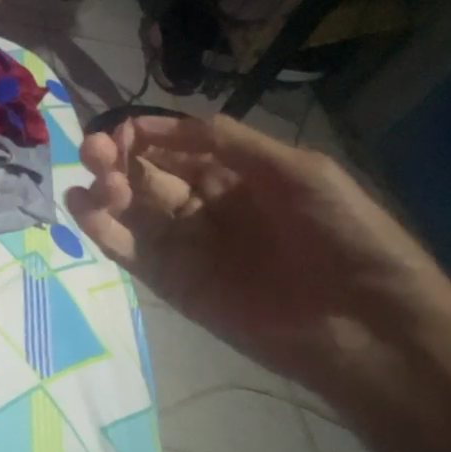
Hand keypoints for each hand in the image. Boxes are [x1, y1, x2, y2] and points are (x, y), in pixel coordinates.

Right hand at [64, 113, 450, 385]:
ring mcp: (181, 244)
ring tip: (96, 181)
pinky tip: (81, 205)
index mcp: (233, 177)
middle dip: (114, 157)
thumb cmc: (346, 238)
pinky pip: (124, 247)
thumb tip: (160, 124)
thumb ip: (230, 144)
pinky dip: (98, 226)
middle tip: (94, 150)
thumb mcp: (300, 172)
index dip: (144, 135)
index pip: (173, 148)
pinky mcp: (166, 279)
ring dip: (103, 188)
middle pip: (143, 174)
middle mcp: (201, 206)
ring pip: (127, 208)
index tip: (121, 128)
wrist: (369, 326)